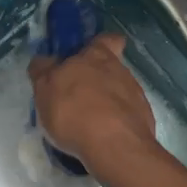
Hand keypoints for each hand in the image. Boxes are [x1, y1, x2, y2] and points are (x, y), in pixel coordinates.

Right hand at [28, 32, 160, 175]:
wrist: (114, 146)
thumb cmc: (74, 110)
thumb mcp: (45, 89)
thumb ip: (43, 71)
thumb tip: (42, 61)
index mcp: (97, 55)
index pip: (105, 39)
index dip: (99, 45)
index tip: (89, 56)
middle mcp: (120, 69)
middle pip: (111, 67)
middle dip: (98, 79)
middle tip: (80, 97)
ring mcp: (136, 95)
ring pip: (120, 92)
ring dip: (107, 104)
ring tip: (89, 125)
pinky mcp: (144, 120)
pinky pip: (127, 117)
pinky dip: (117, 125)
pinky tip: (104, 139)